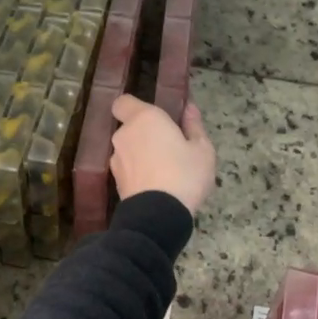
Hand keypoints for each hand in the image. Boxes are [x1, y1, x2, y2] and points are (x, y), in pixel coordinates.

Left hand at [110, 95, 215, 214]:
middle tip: (168, 148)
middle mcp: (124, 136)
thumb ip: (194, 126)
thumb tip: (190, 108)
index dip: (133, 108)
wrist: (159, 215)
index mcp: (144, 119)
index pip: (123, 102)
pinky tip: (155, 187)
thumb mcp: (202, 150)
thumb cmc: (185, 175)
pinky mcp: (115, 183)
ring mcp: (116, 160)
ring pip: (128, 151)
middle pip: (129, 129)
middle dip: (144, 135)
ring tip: (164, 172)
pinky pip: (128, 170)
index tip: (152, 118)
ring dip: (141, 156)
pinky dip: (137, 174)